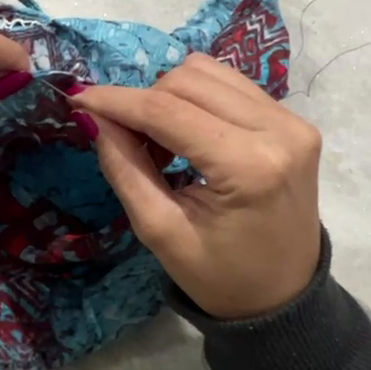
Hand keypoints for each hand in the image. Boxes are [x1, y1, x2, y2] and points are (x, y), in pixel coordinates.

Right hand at [71, 56, 322, 318]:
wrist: (283, 296)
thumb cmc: (218, 276)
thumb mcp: (159, 230)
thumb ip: (125, 167)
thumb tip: (93, 117)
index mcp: (249, 166)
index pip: (168, 112)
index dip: (116, 101)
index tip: (76, 99)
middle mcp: (279, 130)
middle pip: (187, 81)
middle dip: (142, 102)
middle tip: (121, 140)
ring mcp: (292, 121)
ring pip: (207, 73)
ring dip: (167, 97)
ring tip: (156, 142)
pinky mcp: (293, 120)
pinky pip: (229, 85)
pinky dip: (193, 100)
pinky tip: (183, 135)